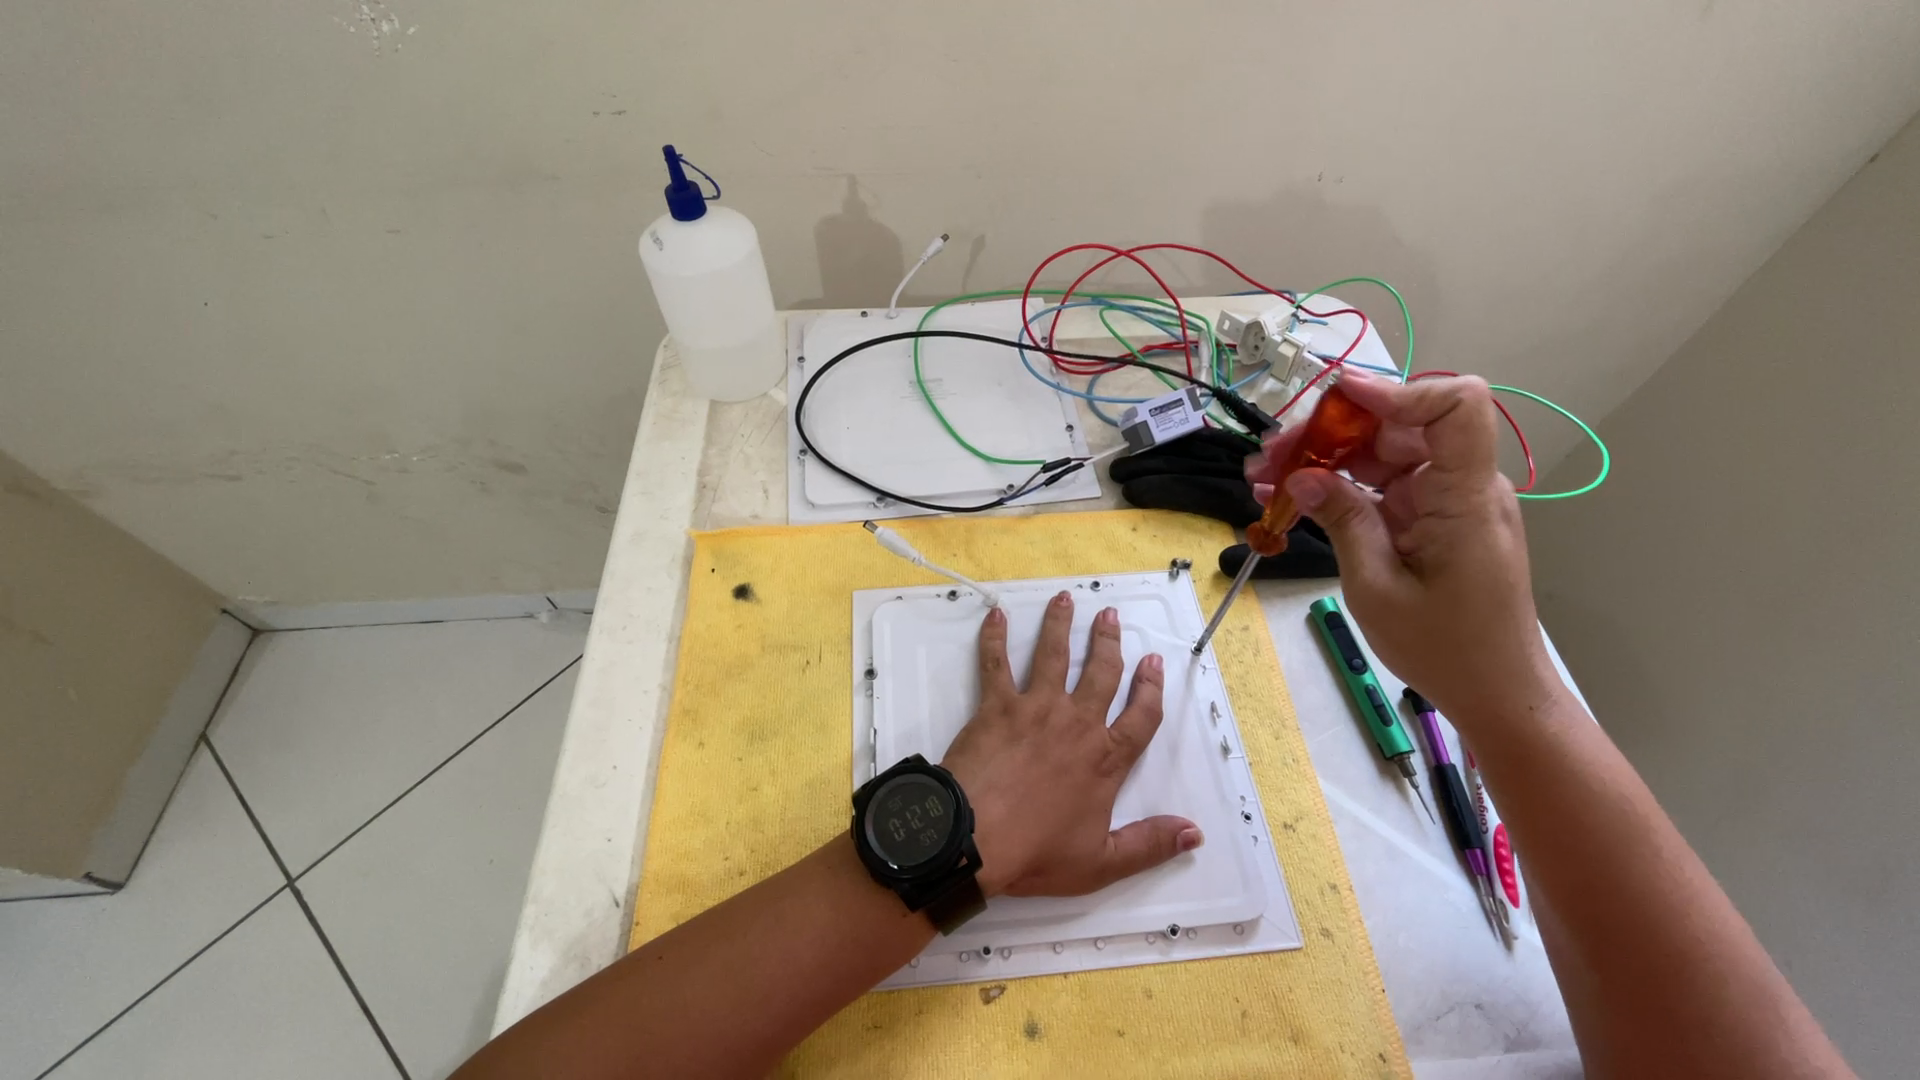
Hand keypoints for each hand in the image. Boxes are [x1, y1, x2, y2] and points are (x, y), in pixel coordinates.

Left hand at [940, 592, 1202, 897]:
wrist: (975, 838)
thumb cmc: (1037, 852)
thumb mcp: (1102, 862)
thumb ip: (1150, 844)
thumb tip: (1195, 834)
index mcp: (1105, 759)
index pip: (1140, 717)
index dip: (1150, 689)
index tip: (1153, 663)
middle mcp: (1076, 723)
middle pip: (1100, 673)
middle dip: (1108, 642)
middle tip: (1111, 616)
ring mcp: (1035, 708)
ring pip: (1053, 655)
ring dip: (1060, 624)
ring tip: (1065, 599)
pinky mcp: (997, 705)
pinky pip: (995, 663)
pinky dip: (994, 638)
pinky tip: (995, 615)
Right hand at [1246, 373, 1562, 722]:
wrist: (1494, 691)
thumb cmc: (1443, 647)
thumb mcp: (1376, 586)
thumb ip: (1343, 521)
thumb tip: (1301, 476)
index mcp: (1462, 497)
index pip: (1455, 408)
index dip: (1397, 391)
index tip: (1335, 401)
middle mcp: (1459, 486)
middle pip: (1397, 428)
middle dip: (1329, 433)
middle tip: (1269, 458)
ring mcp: (1442, 502)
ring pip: (1380, 455)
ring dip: (1322, 460)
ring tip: (1263, 478)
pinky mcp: (1428, 519)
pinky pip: (1380, 488)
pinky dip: (1336, 489)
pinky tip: (1289, 498)